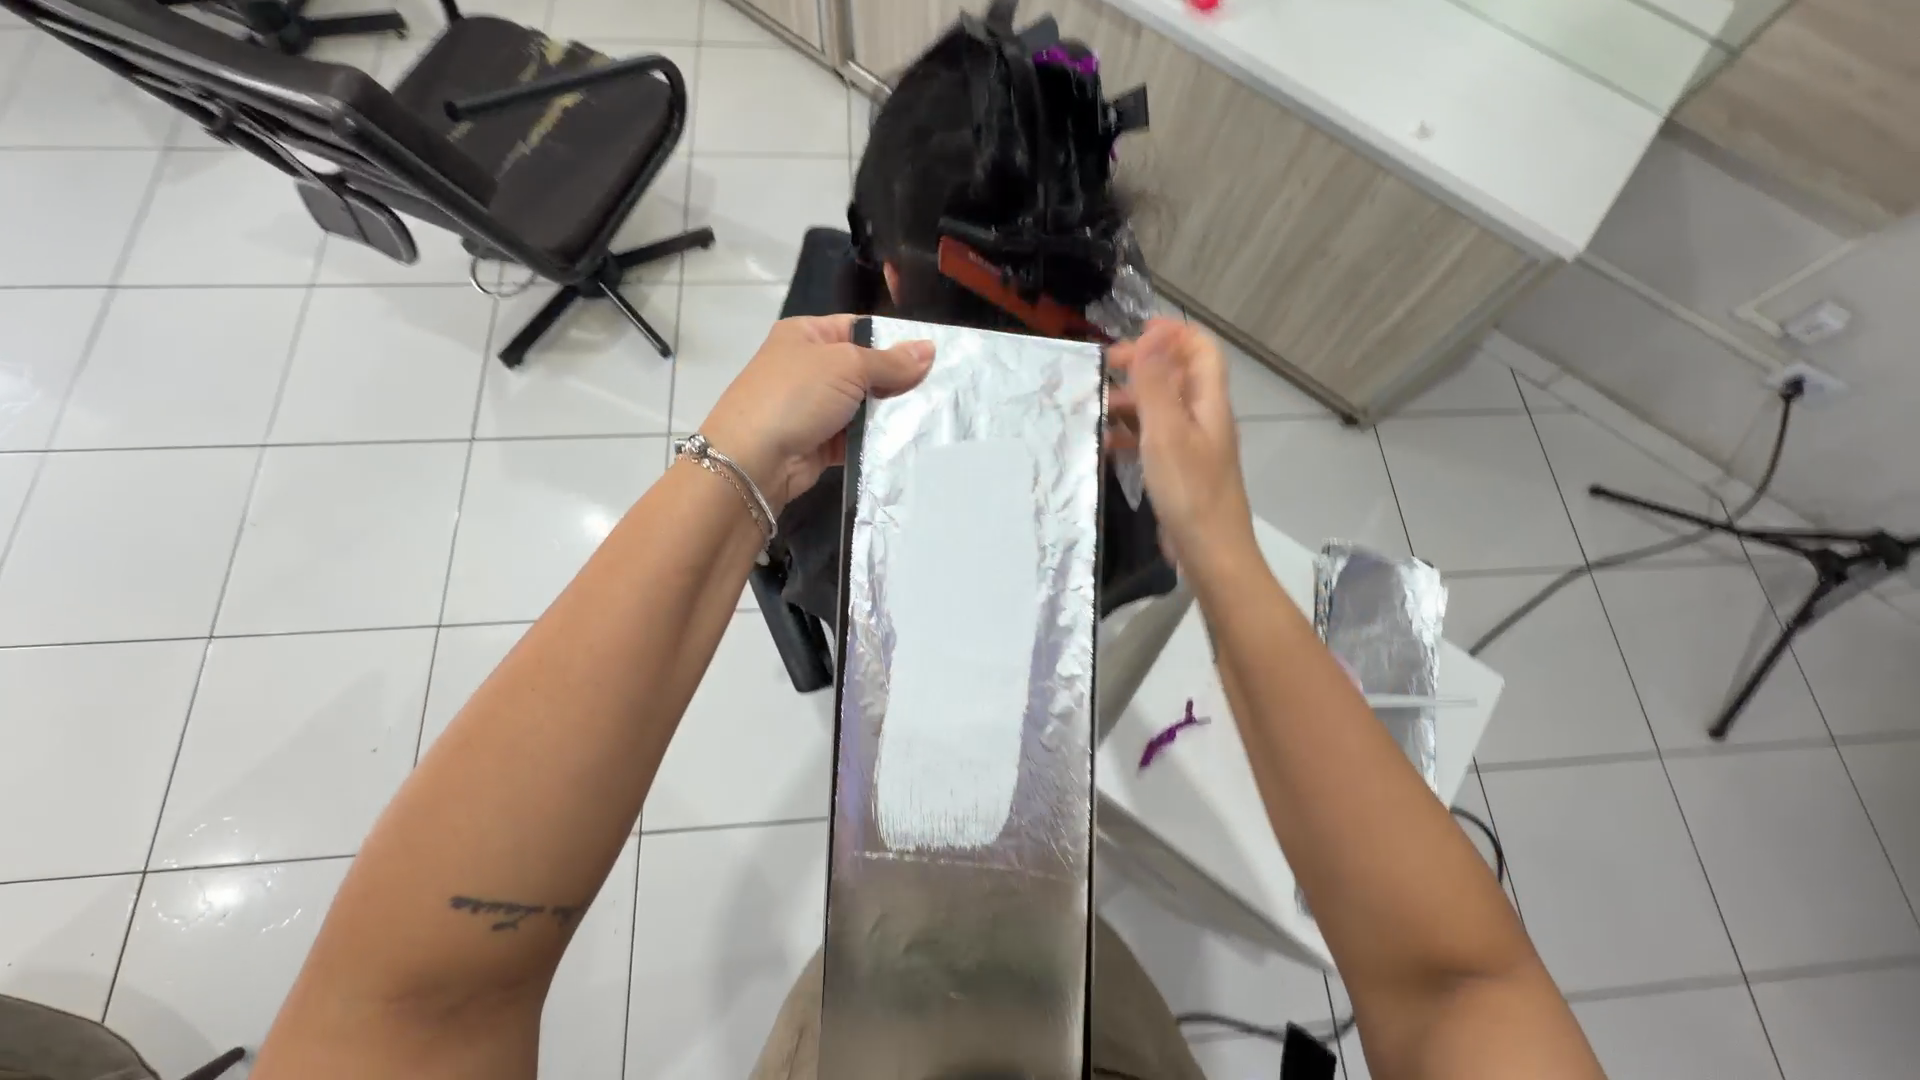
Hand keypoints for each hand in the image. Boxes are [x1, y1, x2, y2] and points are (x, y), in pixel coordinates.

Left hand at [699, 315, 934, 512]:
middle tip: (942, 390)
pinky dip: (879, 441)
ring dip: (891, 414)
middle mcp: (810, 368)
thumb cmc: (795, 396)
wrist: (752, 460)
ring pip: (865, 407)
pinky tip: (910, 443)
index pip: (860, 329)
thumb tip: (930, 349)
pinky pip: (859, 438)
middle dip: (899, 381)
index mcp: (808, 335)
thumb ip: (890, 361)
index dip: (895, 340)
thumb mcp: (846, 366)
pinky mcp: (821, 443)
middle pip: (867, 369)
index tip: (935, 355)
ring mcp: (815, 408)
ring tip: (934, 417)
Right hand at [1108, 319, 1254, 572]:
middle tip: (1103, 370)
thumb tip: (1155, 332)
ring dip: (1131, 401)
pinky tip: (1104, 444)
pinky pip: (1154, 441)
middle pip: (1177, 377)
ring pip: (1161, 410)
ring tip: (1095, 406)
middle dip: (1142, 366)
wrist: (1211, 552)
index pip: (1201, 350)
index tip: (1134, 333)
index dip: (1172, 334)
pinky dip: (1130, 435)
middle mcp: (1204, 419)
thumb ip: (1157, 382)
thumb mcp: (1166, 431)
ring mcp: (1193, 447)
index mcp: (1208, 403)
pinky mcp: (1180, 473)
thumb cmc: (1189, 491)